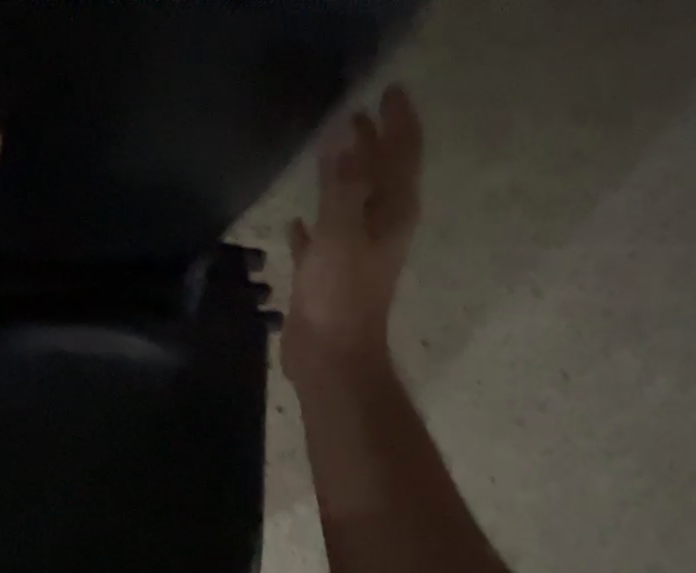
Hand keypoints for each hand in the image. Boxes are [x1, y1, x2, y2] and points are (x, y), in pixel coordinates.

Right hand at [283, 85, 424, 382]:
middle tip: (355, 113)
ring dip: (342, 179)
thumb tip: (344, 131)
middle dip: (370, 144)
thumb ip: (342, 184)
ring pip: (350, 204)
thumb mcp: (340, 233)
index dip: (396, 122)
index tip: (386, 91)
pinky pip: (321, 239)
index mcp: (391, 213)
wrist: (331, 358)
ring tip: (326, 153)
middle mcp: (378, 227)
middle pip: (378, 175)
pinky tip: (295, 220)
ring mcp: (353, 253)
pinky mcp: (327, 276)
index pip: (400, 155)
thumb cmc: (340, 297)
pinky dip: (312, 225)